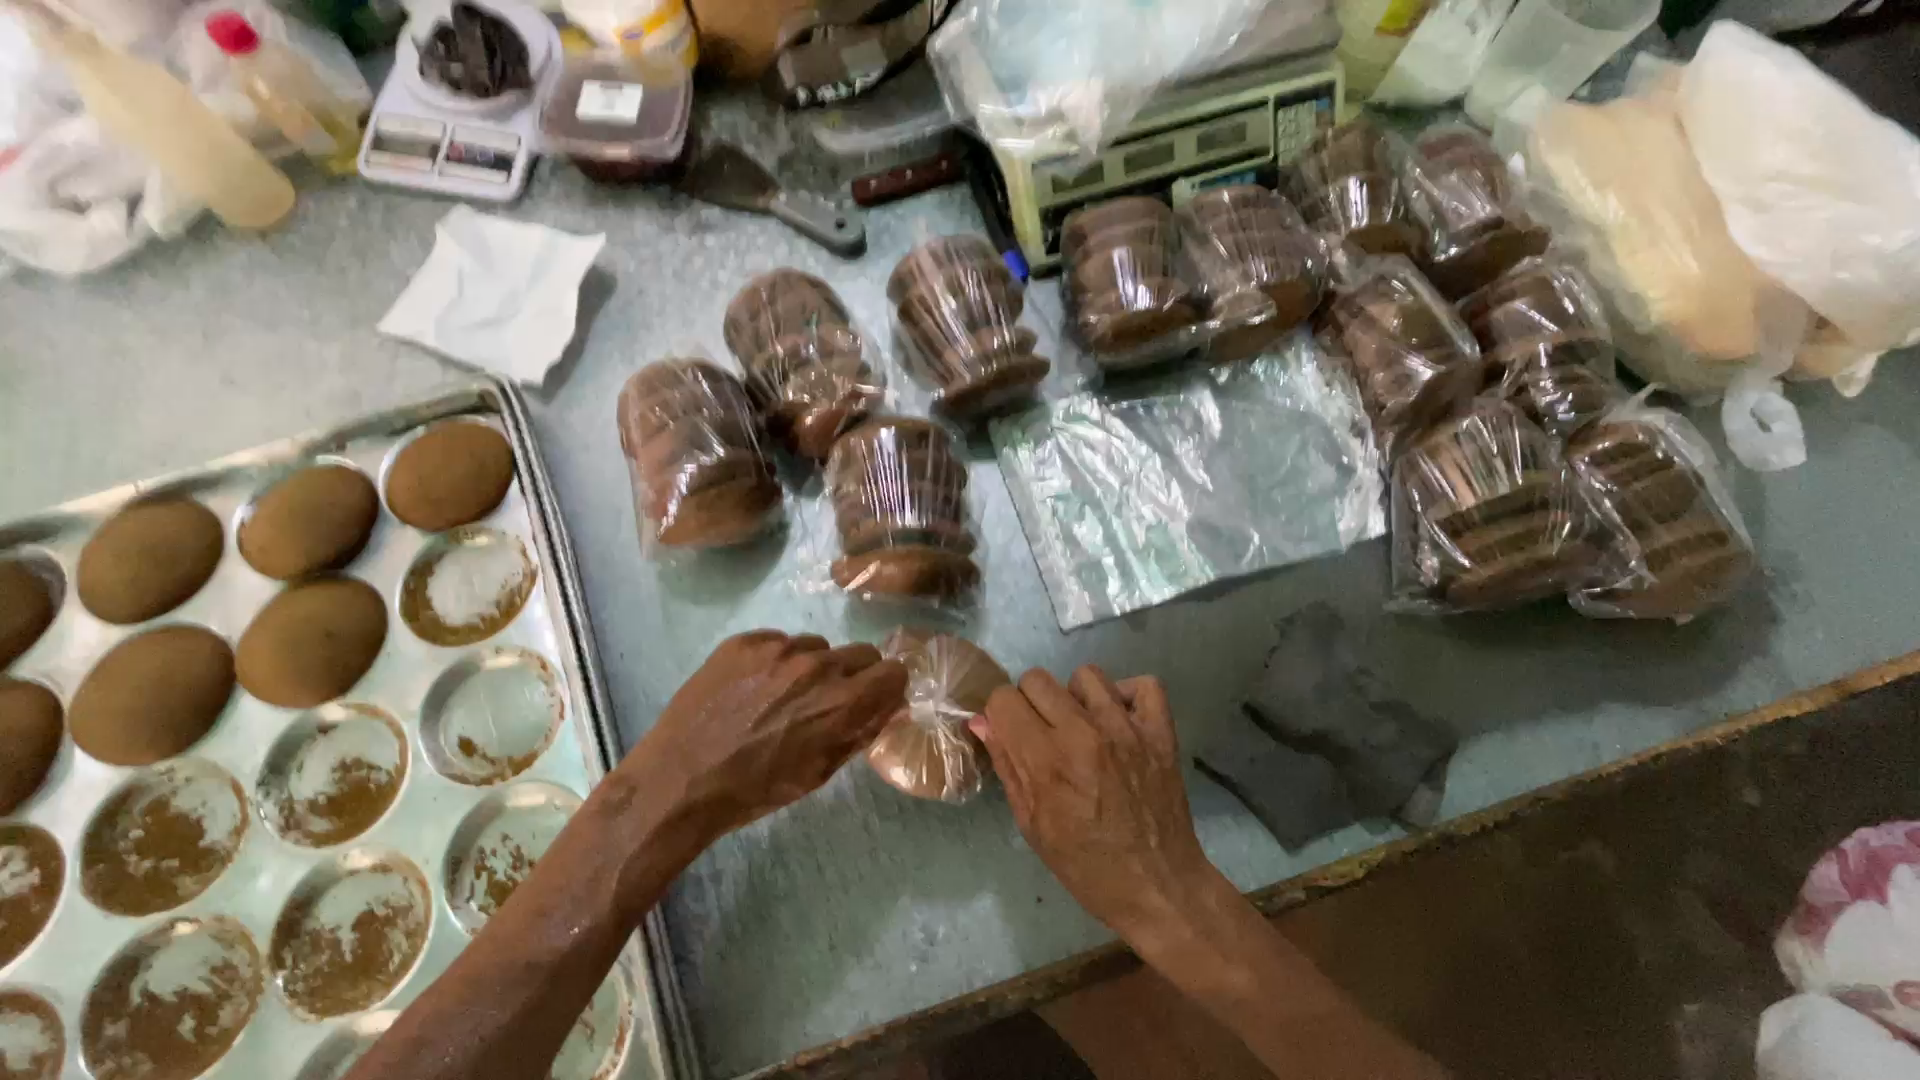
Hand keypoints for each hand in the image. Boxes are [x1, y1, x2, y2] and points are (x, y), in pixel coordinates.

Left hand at [635, 631, 907, 841]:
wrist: (680, 780)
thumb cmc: (755, 790)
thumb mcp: (819, 772)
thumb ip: (861, 733)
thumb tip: (889, 706)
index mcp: (843, 703)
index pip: (894, 671)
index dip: (885, 689)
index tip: (871, 701)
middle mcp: (817, 666)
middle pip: (862, 652)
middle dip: (854, 676)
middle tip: (825, 702)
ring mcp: (778, 649)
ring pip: (818, 646)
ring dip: (812, 667)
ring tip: (781, 698)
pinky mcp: (745, 641)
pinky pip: (779, 642)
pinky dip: (775, 662)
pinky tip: (752, 690)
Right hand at [970, 666, 1214, 937]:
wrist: (1158, 887)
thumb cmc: (1087, 867)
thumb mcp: (1032, 825)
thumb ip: (1007, 766)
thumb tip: (982, 722)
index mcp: (1047, 761)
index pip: (1004, 699)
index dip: (1001, 715)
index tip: (1011, 734)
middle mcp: (1084, 733)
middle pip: (1037, 679)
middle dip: (1031, 703)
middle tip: (1044, 735)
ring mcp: (1127, 728)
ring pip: (1085, 674)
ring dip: (1076, 698)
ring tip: (1084, 728)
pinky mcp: (1160, 731)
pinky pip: (1142, 684)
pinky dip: (1127, 697)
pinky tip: (1120, 722)